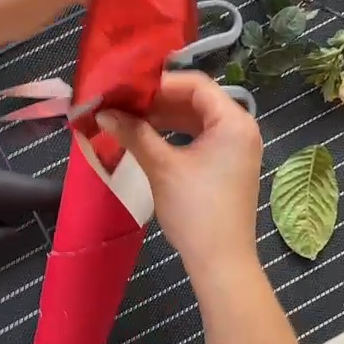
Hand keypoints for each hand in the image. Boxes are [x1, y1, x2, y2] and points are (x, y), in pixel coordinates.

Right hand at [98, 72, 263, 277]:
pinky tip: (147, 137)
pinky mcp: (227, 165)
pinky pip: (199, 137)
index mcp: (233, 121)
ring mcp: (236, 148)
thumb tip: (103, 112)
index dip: (159, 83)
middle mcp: (241, 128)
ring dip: (163, 117)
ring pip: (196, 119)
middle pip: (196, 100)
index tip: (126, 88)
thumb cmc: (195, 210)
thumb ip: (134, 134)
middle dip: (157, 100)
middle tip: (121, 103)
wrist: (220, 260)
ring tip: (128, 119)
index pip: (195, 84)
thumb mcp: (162, 167)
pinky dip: (174, 134)